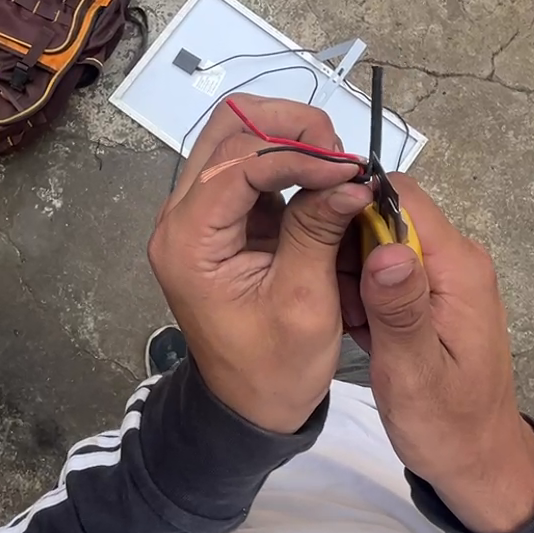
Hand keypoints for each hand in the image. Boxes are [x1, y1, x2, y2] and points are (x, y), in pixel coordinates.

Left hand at [147, 96, 372, 433]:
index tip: (349, 171)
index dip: (297, 155)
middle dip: (288, 128)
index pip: (238, 161)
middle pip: (226, 128)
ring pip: (235, 136)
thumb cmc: (274, 367)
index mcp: (189, 241)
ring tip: (334, 164)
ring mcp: (198, 213)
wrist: (249, 404)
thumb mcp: (304, 303)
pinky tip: (321, 177)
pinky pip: (248, 164)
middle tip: (339, 156)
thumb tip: (352, 178)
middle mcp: (181, 216)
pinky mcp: (221, 217)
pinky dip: (287, 159)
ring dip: (288, 137)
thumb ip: (319, 231)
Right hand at [341, 174, 533, 532]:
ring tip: (350, 319)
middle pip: (386, 213)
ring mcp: (445, 275)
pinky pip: (387, 269)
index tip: (318, 242)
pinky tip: (361, 327)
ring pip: (380, 240)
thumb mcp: (415, 372)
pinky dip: (364, 291)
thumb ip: (400, 310)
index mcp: (457, 266)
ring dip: (353, 272)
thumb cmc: (446, 424)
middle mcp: (456, 258)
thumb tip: (386, 248)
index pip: (400, 195)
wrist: (480, 462)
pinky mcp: (432, 293)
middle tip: (335, 297)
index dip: (353, 205)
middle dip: (348, 244)